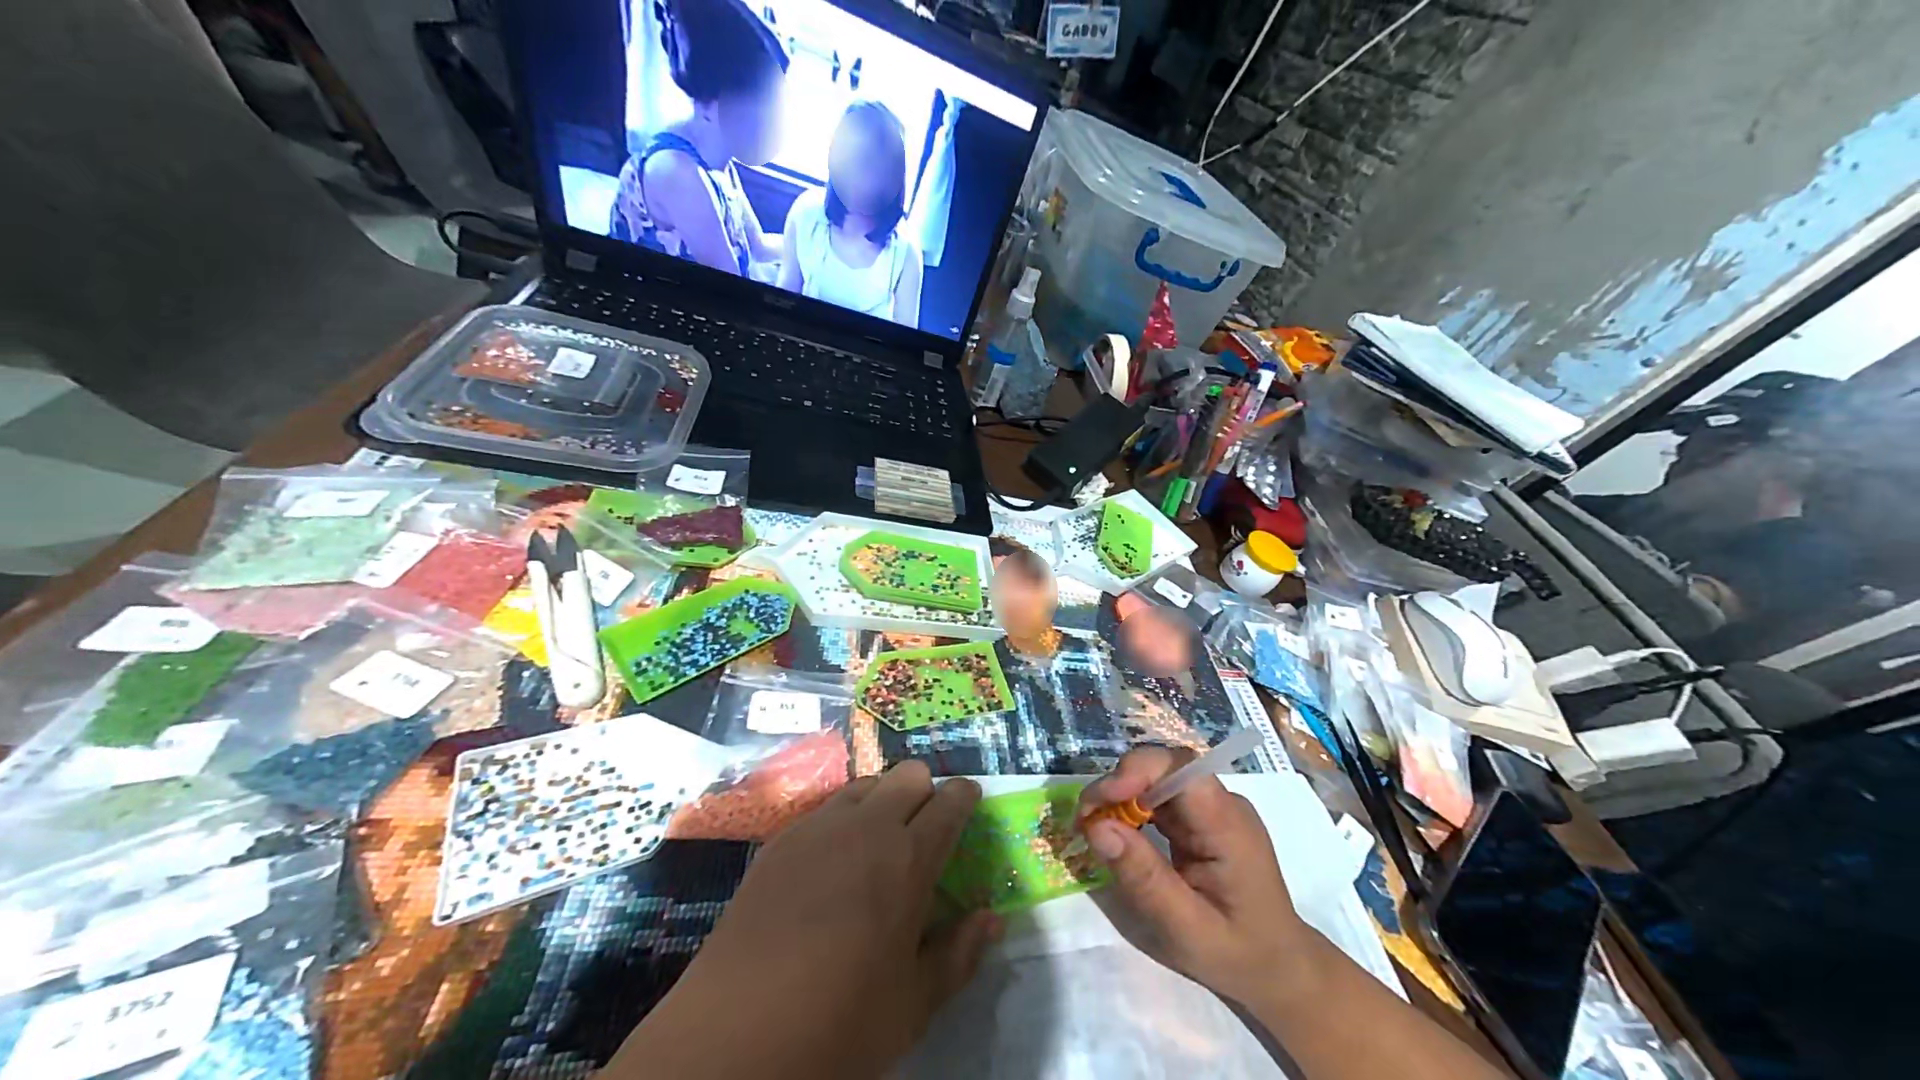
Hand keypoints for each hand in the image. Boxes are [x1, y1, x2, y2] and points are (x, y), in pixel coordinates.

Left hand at [608, 762, 999, 1079]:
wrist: (733, 1035)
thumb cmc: (840, 1021)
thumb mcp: (914, 1003)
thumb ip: (959, 954)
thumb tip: (992, 918)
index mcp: (908, 859)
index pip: (949, 802)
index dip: (965, 798)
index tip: (970, 806)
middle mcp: (865, 827)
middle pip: (908, 775)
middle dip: (926, 792)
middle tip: (925, 833)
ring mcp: (817, 828)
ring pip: (865, 785)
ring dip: (883, 800)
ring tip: (878, 845)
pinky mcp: (779, 841)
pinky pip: (825, 809)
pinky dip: (843, 820)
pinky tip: (831, 865)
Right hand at [1077, 746, 1310, 1005]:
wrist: (1279, 967)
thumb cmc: (1237, 953)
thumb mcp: (1186, 929)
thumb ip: (1143, 878)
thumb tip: (1096, 827)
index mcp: (1228, 825)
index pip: (1182, 769)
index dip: (1137, 771)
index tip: (1099, 802)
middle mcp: (1221, 803)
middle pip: (1164, 767)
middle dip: (1118, 785)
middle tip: (1083, 822)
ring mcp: (1211, 807)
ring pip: (1156, 778)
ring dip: (1119, 796)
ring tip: (1091, 828)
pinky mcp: (1199, 817)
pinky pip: (1158, 797)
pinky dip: (1129, 809)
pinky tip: (1114, 833)